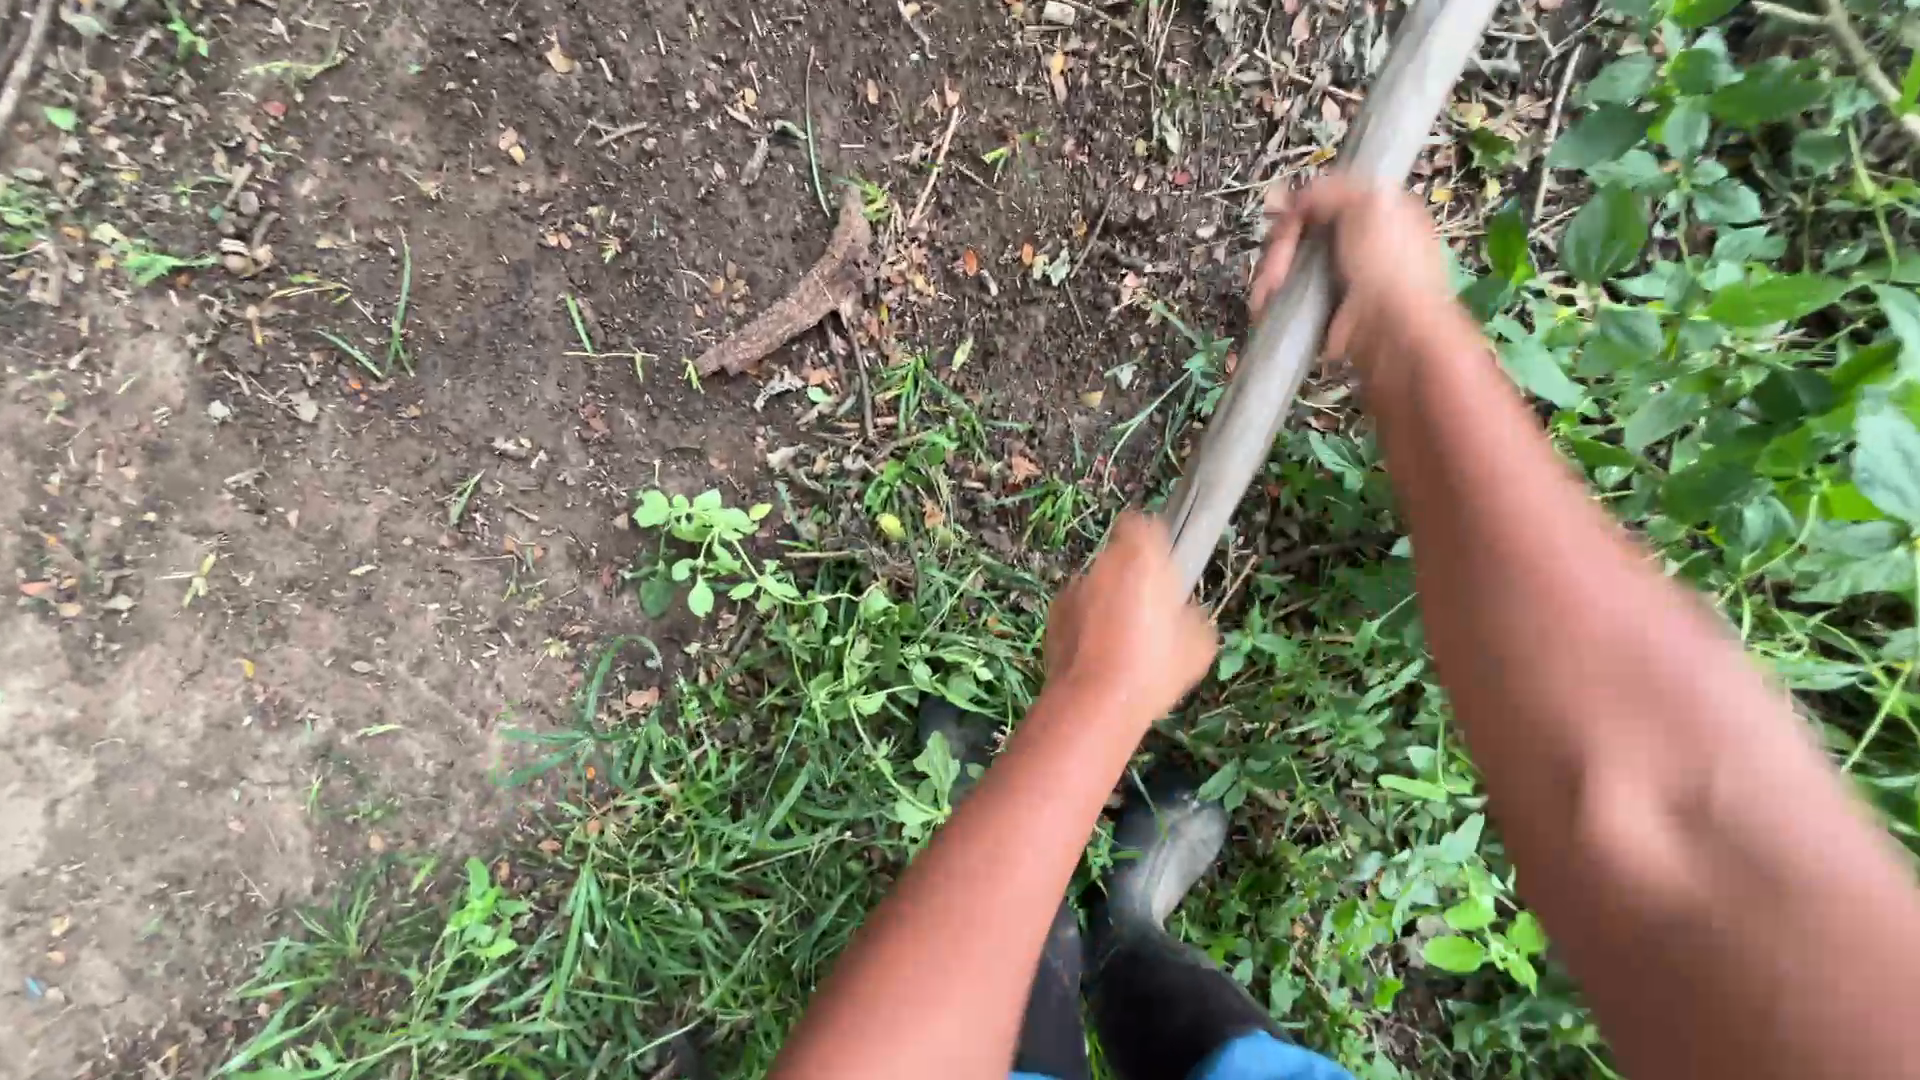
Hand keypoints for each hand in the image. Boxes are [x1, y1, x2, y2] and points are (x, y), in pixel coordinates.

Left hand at [1042, 512, 1216, 724]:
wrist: (1095, 702)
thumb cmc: (1153, 667)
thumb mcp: (1198, 644)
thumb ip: (1190, 613)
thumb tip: (1180, 612)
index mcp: (1142, 557)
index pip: (1143, 524)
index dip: (1152, 541)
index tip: (1161, 567)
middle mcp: (1103, 564)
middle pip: (1119, 557)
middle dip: (1131, 576)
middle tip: (1147, 612)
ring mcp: (1073, 588)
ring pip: (1097, 584)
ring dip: (1107, 600)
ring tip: (1120, 640)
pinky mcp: (1053, 613)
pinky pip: (1077, 608)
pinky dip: (1085, 621)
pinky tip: (1097, 652)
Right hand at [1248, 176, 1458, 367]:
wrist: (1390, 330)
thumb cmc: (1389, 264)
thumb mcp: (1369, 205)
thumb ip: (1329, 191)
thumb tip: (1288, 197)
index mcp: (1373, 213)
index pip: (1323, 200)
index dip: (1299, 208)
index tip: (1282, 217)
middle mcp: (1353, 244)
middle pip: (1298, 235)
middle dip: (1280, 249)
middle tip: (1277, 268)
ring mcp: (1334, 279)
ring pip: (1287, 268)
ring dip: (1271, 279)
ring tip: (1267, 295)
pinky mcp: (1319, 310)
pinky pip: (1284, 298)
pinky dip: (1270, 301)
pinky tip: (1266, 307)